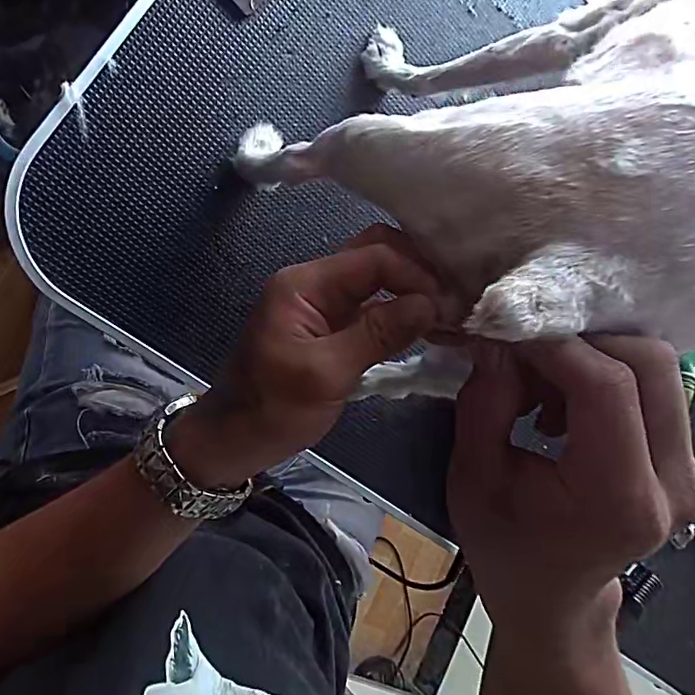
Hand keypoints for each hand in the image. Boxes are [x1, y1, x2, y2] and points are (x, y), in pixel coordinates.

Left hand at [168, 225, 449, 486]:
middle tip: (461, 302)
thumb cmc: (271, 409)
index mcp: (304, 283)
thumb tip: (431, 303)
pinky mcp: (331, 328)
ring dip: (415, 294)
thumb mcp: (324, 374)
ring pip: (379, 281)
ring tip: (455, 317)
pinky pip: (372, 308)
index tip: (452, 305)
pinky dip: (402, 315)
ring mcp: (323, 305)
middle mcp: (314, 283)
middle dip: (420, 273)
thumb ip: (376, 334)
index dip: (418, 274)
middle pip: (377, 256)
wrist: (233, 439)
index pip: (374, 255)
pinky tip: (432, 330)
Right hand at [448, 336, 694, 653]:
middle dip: (579, 340)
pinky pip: (653, 387)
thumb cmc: (503, 544)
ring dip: (590, 356)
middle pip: (650, 364)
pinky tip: (560, 403)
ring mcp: (690, 471)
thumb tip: (499, 338)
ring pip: (657, 368)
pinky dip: (602, 373)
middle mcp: (674, 482)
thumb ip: (487, 402)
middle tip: (522, 354)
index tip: (504, 330)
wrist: (552, 597)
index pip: (607, 386)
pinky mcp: (684, 460)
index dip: (553, 345)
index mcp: (618, 497)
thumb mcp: (472, 476)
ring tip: (538, 385)